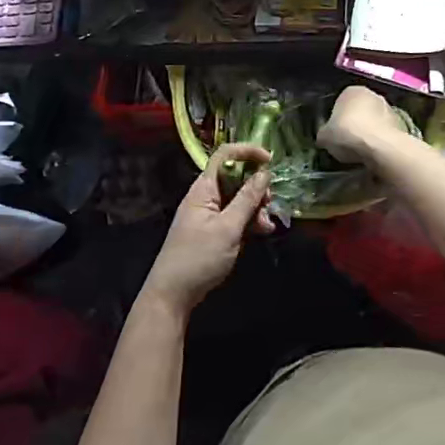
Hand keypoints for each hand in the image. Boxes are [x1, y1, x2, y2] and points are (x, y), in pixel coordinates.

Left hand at [143, 144, 273, 310]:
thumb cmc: (198, 257)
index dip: (248, 152)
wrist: (173, 292)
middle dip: (257, 187)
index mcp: (203, 189)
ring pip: (238, 199)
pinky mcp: (213, 230)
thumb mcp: (228, 228)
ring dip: (256, 208)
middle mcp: (205, 196)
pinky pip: (235, 216)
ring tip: (267, 227)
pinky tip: (261, 232)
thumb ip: (246, 200)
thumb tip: (264, 173)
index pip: (225, 155)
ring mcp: (208, 213)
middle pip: (235, 177)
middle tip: (270, 206)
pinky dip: (249, 221)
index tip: (271, 161)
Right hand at [318, 86, 406, 165]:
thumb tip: (325, 137)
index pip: (340, 102)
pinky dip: (379, 141)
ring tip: (360, 150)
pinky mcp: (402, 125)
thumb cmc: (347, 133)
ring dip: (368, 132)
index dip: (336, 119)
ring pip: (374, 122)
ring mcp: (390, 109)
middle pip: (360, 111)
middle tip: (346, 142)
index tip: (333, 133)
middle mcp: (373, 94)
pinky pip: (384, 133)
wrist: (380, 146)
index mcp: (352, 91)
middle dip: (354, 124)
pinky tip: (373, 153)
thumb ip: (324, 133)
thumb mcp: (324, 136)